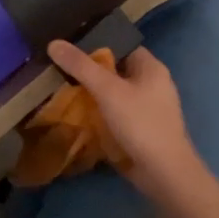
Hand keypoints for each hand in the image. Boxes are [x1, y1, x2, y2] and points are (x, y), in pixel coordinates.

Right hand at [47, 42, 199, 192]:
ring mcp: (148, 109)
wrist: (164, 174)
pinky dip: (100, 113)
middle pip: (116, 69)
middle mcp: (153, 84)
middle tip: (60, 68)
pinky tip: (78, 114)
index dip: (96, 44)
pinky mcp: (142, 130)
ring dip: (93, 93)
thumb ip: (81, 66)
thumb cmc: (141, 123)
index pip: (121, 45)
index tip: (69, 47)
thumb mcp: (107, 90)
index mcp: (151, 67)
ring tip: (63, 89)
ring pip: (114, 93)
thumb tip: (54, 43)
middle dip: (90, 71)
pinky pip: (116, 113)